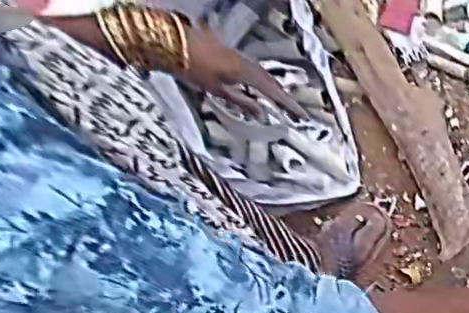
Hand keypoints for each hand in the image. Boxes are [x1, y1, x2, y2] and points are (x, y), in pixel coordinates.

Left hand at [180, 21, 306, 117]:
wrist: (165, 39)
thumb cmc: (191, 67)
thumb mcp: (216, 89)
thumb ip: (241, 101)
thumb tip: (262, 113)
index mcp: (245, 72)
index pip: (273, 91)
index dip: (289, 104)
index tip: (303, 116)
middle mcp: (243, 61)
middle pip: (268, 79)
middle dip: (283, 95)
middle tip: (295, 109)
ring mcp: (233, 53)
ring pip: (259, 72)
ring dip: (271, 85)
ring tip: (279, 98)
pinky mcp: (224, 49)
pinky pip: (248, 66)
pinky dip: (258, 77)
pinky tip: (257, 83)